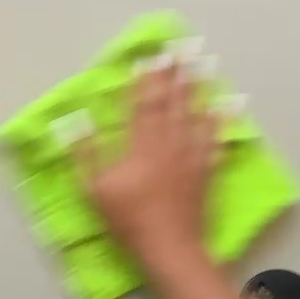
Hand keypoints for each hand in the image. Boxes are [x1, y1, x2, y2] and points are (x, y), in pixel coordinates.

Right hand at [79, 63, 218, 266]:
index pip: (144, 106)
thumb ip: (85, 153)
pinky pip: (215, 141)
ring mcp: (191, 158)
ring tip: (203, 65)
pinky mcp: (205, 172)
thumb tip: (74, 122)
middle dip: (175, 76)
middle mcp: (169, 145)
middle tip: (182, 50)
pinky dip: (220, 122)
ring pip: (195, 116)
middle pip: (173, 104)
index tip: (150, 59)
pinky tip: (226, 107)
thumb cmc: (128, 219)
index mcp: (140, 146)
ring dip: (198, 89)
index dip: (146, 82)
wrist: (170, 249)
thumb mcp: (94, 188)